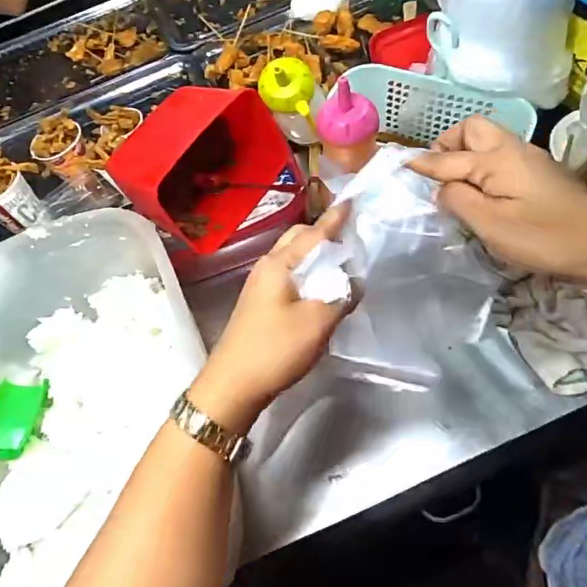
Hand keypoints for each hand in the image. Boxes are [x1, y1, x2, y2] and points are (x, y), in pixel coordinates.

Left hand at [189, 205, 352, 429]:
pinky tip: (322, 289)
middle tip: (351, 238)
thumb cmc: (275, 348)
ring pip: (294, 258)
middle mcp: (268, 266)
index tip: (352, 201)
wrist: (233, 385)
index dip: (335, 219)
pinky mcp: (261, 302)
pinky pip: (290, 275)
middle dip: (325, 234)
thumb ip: (342, 296)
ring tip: (342, 264)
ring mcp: (261, 284)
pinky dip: (308, 274)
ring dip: (317, 256)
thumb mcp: (318, 322)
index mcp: (280, 263)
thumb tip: (354, 282)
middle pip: (300, 239)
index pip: (314, 233)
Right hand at [408, 116, 586, 293]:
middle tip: (435, 169)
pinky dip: (484, 161)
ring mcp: (532, 159)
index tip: (401, 165)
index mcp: (497, 159)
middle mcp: (513, 149)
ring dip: (467, 150)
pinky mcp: (543, 173)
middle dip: (448, 142)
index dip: (423, 163)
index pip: (449, 158)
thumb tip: (440, 187)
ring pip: (491, 138)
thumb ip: (459, 201)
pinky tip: (484, 187)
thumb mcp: (492, 225)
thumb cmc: (545, 238)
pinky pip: (504, 154)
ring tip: (454, 179)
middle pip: (473, 128)